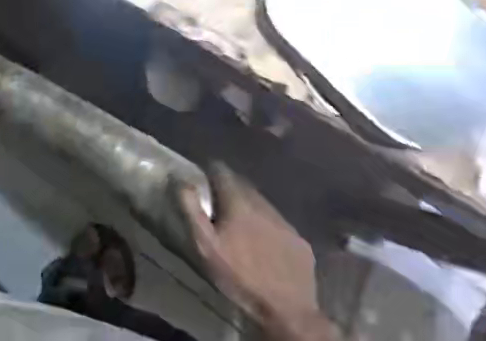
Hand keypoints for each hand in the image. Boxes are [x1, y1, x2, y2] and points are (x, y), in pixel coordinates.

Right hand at [179, 166, 325, 336]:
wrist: (288, 313)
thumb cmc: (240, 277)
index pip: (223, 171)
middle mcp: (264, 206)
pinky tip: (265, 245)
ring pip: (263, 204)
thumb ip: (192, 210)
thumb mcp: (206, 246)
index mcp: (239, 203)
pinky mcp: (301, 243)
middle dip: (231, 189)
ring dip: (251, 207)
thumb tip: (184, 182)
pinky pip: (280, 225)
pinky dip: (269, 227)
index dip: (211, 171)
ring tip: (243, 224)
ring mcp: (286, 224)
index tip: (204, 177)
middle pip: (244, 185)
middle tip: (220, 203)